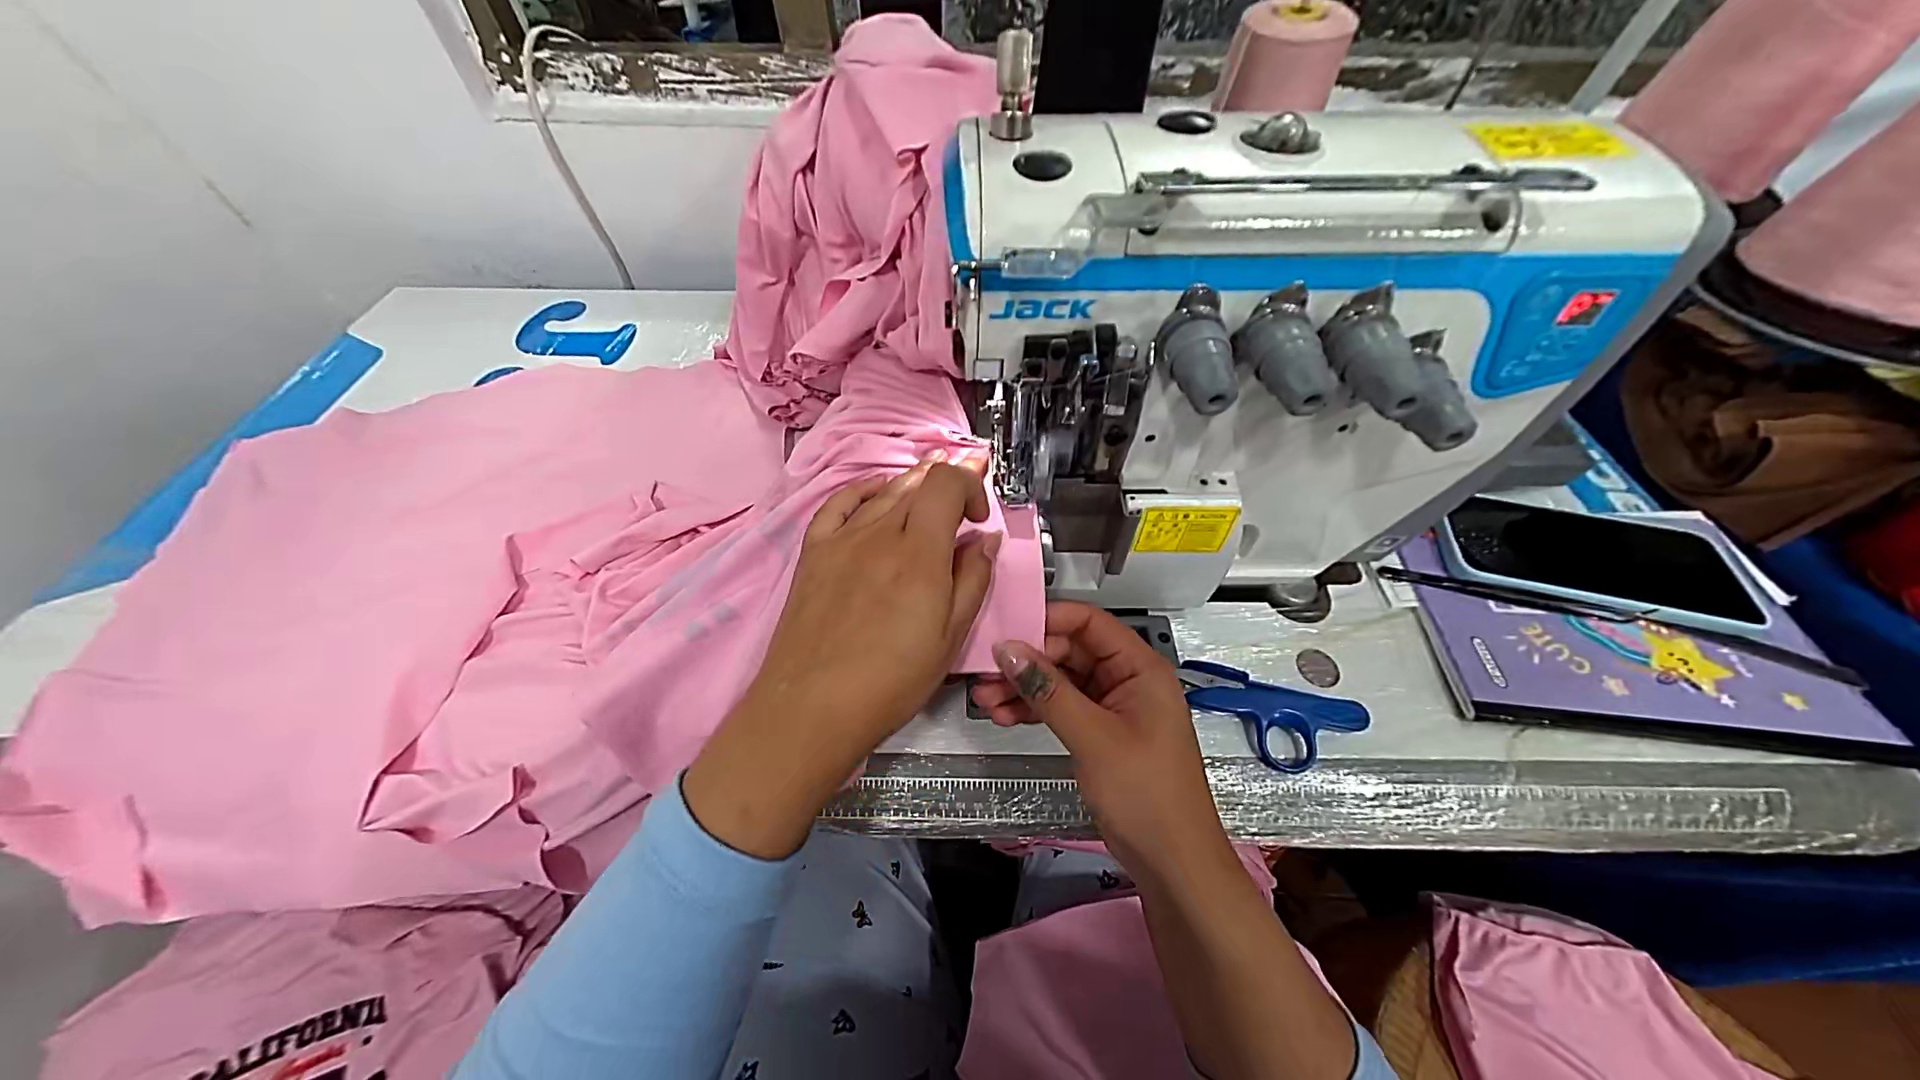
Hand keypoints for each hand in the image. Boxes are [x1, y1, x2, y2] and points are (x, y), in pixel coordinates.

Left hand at [685, 451, 999, 857]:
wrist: (812, 708)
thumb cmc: (890, 683)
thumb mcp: (949, 639)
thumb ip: (972, 581)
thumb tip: (985, 541)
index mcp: (919, 555)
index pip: (946, 484)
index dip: (969, 484)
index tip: (979, 517)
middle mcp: (879, 535)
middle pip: (916, 482)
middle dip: (947, 481)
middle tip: (964, 495)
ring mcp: (841, 541)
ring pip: (882, 491)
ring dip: (912, 484)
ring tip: (929, 489)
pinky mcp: (814, 553)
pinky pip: (838, 503)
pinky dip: (863, 490)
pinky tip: (876, 494)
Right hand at [971, 602, 1241, 889]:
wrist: (1172, 861)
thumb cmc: (1146, 794)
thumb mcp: (1093, 736)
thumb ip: (1048, 690)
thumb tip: (1007, 650)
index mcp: (1140, 668)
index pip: (1089, 623)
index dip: (1047, 620)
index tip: (1005, 627)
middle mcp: (1126, 680)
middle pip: (1069, 652)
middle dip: (1027, 661)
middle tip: (985, 673)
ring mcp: (1112, 707)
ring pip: (1060, 681)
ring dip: (1024, 688)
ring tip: (985, 699)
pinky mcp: (1099, 732)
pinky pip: (1061, 708)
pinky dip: (1034, 710)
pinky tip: (1004, 716)